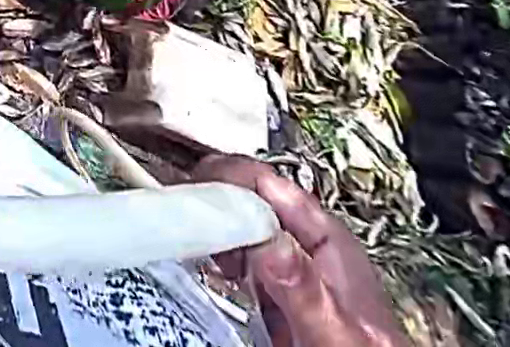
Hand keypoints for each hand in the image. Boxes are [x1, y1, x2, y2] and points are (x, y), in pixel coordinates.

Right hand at [194, 155, 405, 346]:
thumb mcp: (334, 335)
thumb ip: (303, 288)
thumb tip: (265, 236)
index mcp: (324, 236)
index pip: (265, 182)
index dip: (222, 177)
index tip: (185, 190)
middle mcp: (306, 241)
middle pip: (248, 195)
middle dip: (211, 195)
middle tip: (175, 210)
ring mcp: (292, 266)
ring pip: (241, 220)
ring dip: (211, 220)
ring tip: (185, 235)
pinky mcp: (279, 291)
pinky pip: (241, 254)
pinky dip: (218, 251)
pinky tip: (205, 266)